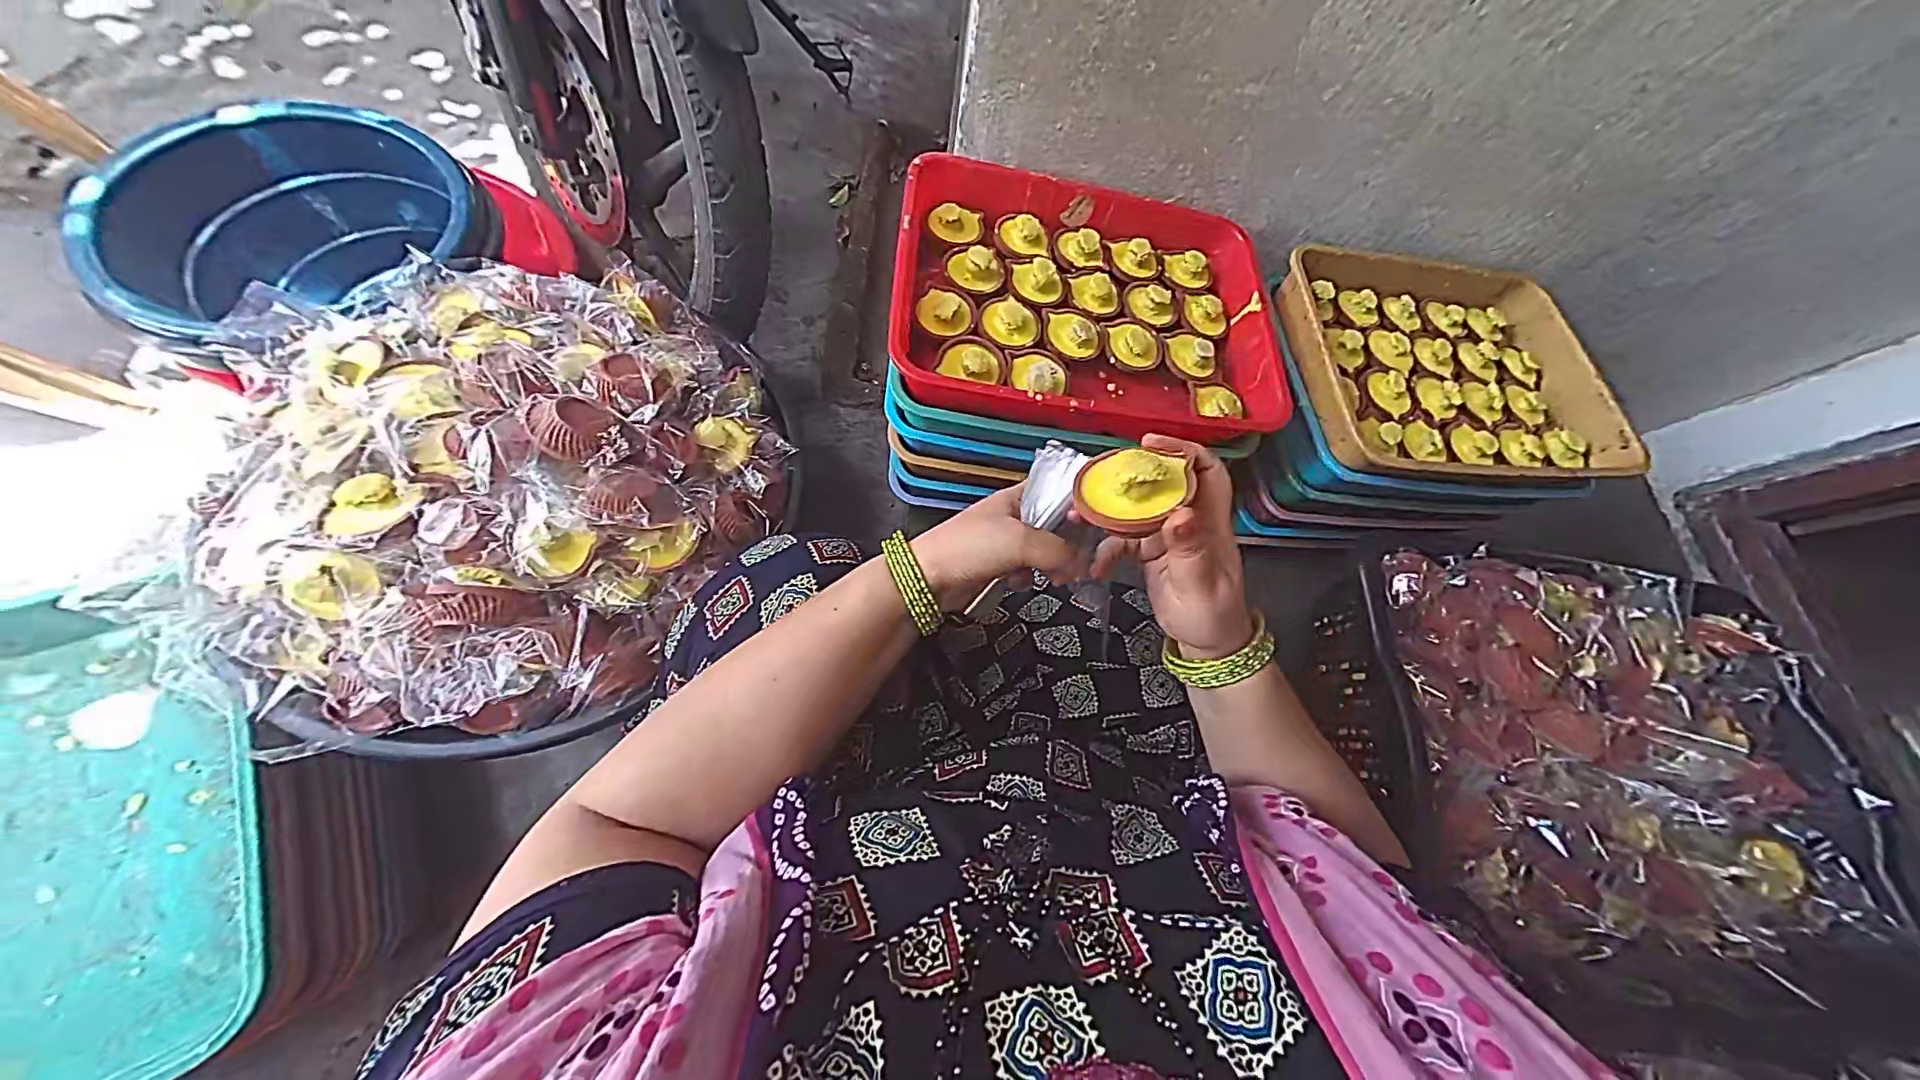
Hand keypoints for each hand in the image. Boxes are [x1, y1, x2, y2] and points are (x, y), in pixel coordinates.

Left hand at [911, 481, 1087, 609]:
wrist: (928, 578)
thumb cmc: (967, 547)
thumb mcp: (1021, 541)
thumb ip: (1059, 550)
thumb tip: (1081, 565)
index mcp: (1018, 496)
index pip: (1060, 491)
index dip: (1079, 506)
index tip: (1095, 525)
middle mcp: (1014, 515)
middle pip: (1057, 526)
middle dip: (1069, 545)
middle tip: (1076, 561)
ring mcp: (1006, 540)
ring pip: (1044, 551)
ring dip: (1050, 566)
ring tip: (1052, 577)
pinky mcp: (999, 564)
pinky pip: (1028, 569)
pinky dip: (1029, 578)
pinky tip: (1020, 583)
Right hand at [1089, 434, 1253, 658]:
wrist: (1208, 644)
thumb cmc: (1213, 615)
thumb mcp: (1200, 584)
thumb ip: (1189, 550)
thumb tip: (1179, 514)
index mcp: (1208, 522)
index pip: (1204, 471)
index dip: (1181, 450)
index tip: (1150, 444)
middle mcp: (1188, 521)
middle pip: (1161, 484)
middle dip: (1131, 478)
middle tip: (1101, 479)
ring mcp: (1167, 536)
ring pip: (1137, 510)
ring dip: (1108, 513)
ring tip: (1081, 517)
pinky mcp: (1150, 552)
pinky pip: (1123, 540)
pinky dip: (1106, 549)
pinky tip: (1094, 565)